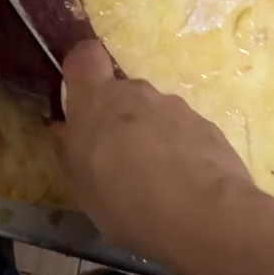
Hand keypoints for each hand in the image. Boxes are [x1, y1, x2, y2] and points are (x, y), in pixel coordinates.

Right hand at [52, 42, 265, 267]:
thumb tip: (64, 128)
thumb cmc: (123, 198)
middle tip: (114, 158)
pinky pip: (183, 132)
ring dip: (148, 136)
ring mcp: (177, 108)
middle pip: (121, 92)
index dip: (81, 69)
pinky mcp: (209, 128)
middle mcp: (138, 93)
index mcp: (97, 99)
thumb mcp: (78, 182)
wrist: (203, 217)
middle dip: (116, 117)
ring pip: (154, 113)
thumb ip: (68, 148)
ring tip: (152, 180)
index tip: (79, 96)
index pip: (84, 56)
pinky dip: (178, 151)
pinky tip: (181, 186)